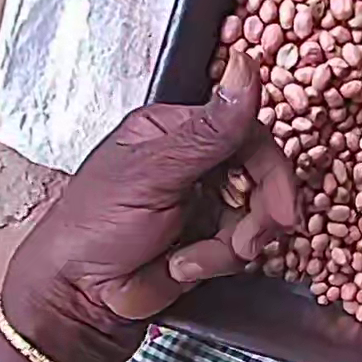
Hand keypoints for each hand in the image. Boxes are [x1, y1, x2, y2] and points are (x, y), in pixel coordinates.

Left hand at [0, 53, 297, 361]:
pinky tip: (180, 268)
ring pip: (255, 216)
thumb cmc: (94, 226)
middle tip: (248, 244)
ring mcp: (204, 202)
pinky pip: (240, 247)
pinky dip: (215, 262)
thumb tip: (244, 65)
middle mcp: (196, 162)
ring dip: (231, 246)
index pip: (247, 135)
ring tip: (190, 262)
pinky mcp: (208, 238)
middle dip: (258, 216)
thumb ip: (208, 130)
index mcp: (177, 132)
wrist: (77, 296)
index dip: (272, 171)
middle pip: (260, 177)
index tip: (284, 209)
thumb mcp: (153, 174)